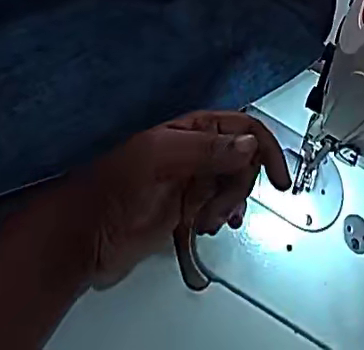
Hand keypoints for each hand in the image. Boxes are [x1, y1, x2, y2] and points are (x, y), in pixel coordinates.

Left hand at [61, 111, 291, 286]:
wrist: (84, 235)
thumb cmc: (111, 186)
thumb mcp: (159, 158)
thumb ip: (206, 150)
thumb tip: (248, 144)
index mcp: (190, 130)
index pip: (241, 128)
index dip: (264, 147)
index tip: (280, 177)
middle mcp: (194, 152)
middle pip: (242, 161)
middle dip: (240, 186)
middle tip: (221, 209)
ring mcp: (190, 182)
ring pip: (233, 187)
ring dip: (229, 205)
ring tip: (208, 220)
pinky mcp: (186, 210)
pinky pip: (219, 208)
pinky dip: (224, 217)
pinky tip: (214, 225)